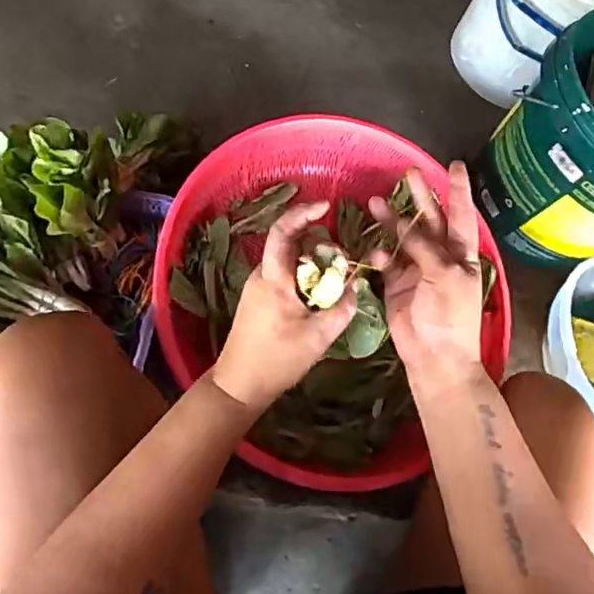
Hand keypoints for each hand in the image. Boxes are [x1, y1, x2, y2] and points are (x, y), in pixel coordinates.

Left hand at [209, 201, 359, 409]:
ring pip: (292, 261)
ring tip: (338, 283)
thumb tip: (355, 288)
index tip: (326, 207)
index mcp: (273, 279)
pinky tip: (322, 295)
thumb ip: (342, 309)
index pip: (282, 232)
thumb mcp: (318, 337)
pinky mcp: (261, 299)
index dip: (302, 213)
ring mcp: (259, 287)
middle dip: (321, 246)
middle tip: (344, 263)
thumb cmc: (276, 361)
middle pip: (292, 245)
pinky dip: (307, 278)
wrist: (238, 386)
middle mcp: (263, 276)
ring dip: (316, 264)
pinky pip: (288, 276)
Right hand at [370, 162, 485, 397]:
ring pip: (403, 237)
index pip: (461, 214)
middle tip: (408, 173)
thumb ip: (425, 249)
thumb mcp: (445, 277)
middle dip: (419, 196)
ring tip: (373, 202)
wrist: (436, 357)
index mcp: (461, 253)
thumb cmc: (451, 317)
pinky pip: (388, 262)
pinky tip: (375, 252)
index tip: (455, 166)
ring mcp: (418, 269)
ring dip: (391, 222)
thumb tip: (406, 228)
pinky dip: (380, 255)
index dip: (458, 190)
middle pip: (429, 219)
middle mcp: (441, 256)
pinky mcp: (397, 284)